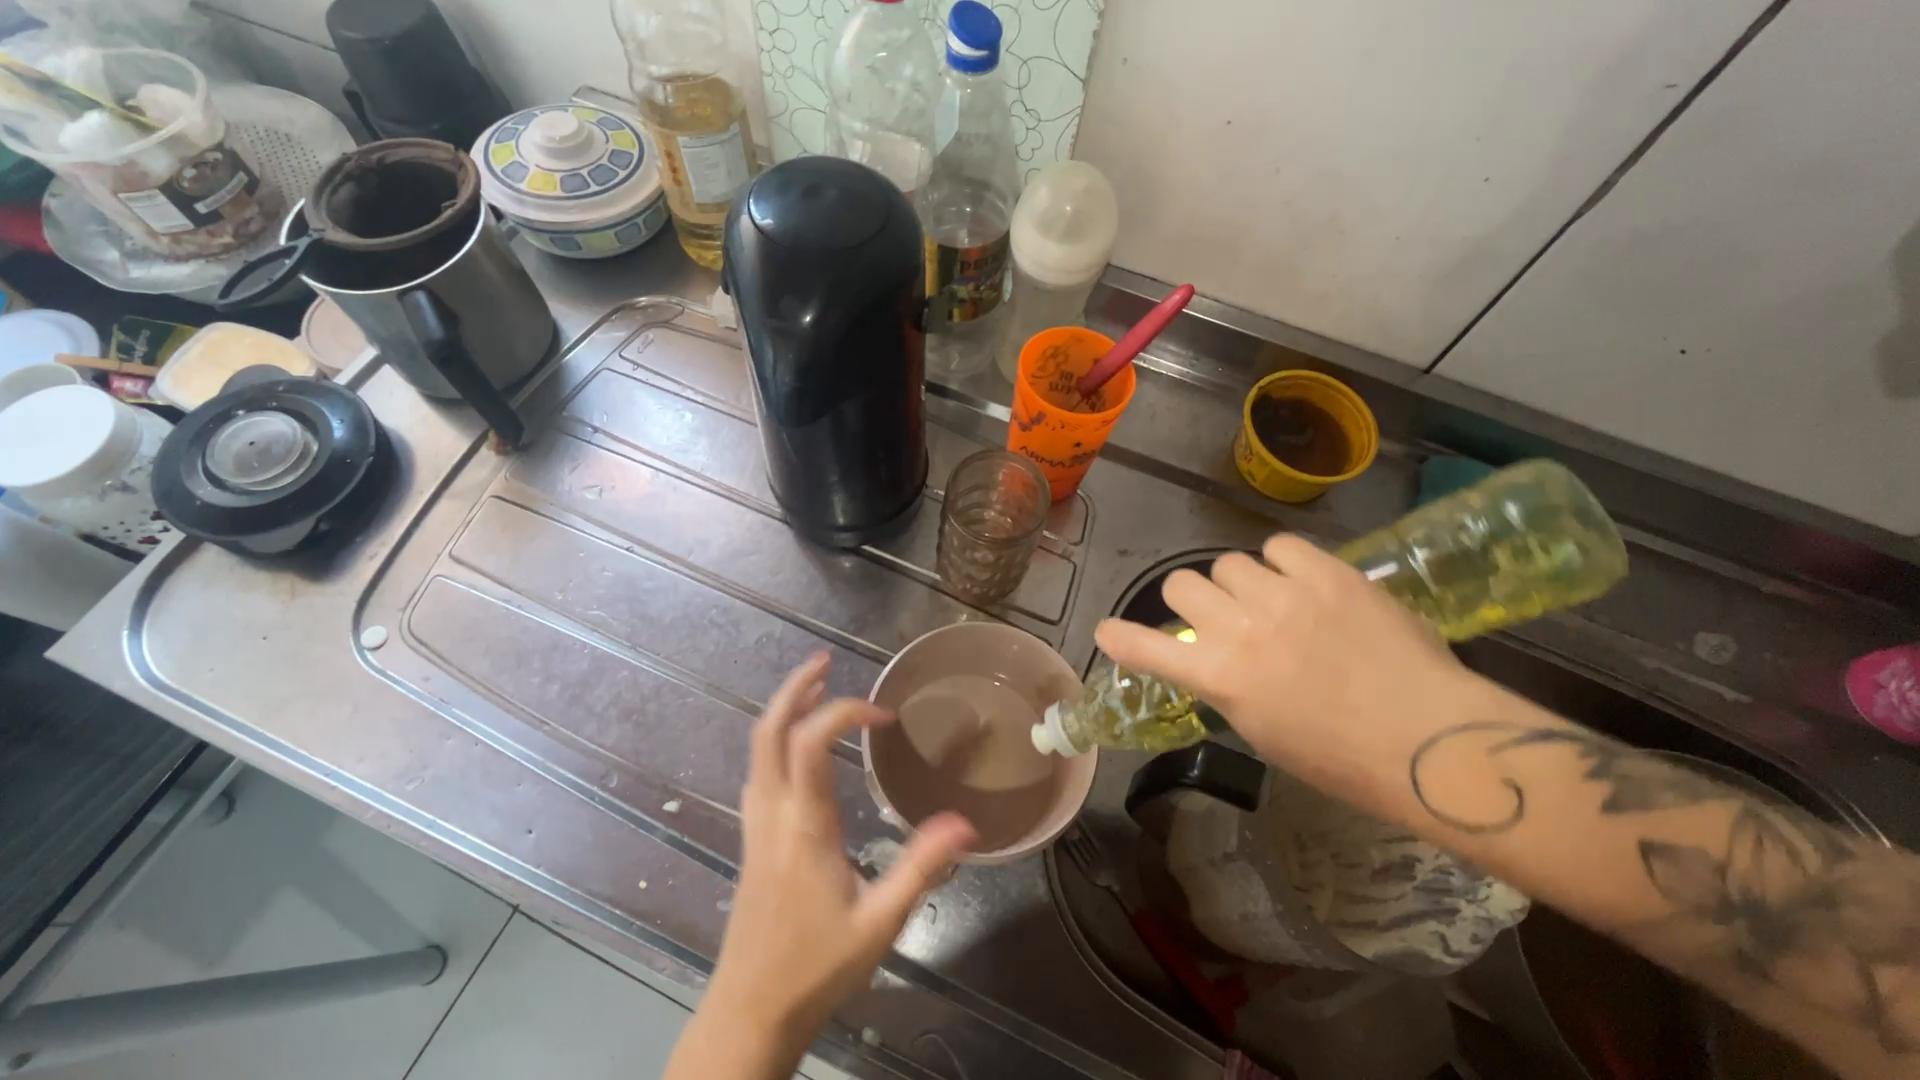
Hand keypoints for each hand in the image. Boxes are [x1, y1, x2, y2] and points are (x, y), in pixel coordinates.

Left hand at [704, 654, 976, 1049]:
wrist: (750, 1010)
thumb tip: (966, 824)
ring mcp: (755, 828)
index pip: (811, 742)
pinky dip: (776, 742)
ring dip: (782, 712)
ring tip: (814, 691)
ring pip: (757, 751)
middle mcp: (772, 815)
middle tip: (824, 661)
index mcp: (804, 826)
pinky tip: (798, 753)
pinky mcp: (751, 844)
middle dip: (794, 690)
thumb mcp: (880, 922)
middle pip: (768, 732)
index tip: (885, 716)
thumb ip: (921, 869)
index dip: (844, 712)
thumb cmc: (817, 966)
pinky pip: (758, 774)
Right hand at [1094, 535, 1480, 794]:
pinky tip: (1304, 583)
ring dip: (1241, 582)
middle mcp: (1239, 628)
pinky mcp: (1327, 573)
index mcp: (1219, 678)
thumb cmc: (1341, 757)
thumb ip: (1231, 685)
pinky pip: (1280, 546)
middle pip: (1183, 585)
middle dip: (1196, 602)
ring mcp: (1283, 595)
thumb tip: (1225, 659)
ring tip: (1274, 600)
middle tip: (1225, 617)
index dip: (1121, 638)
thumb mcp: (1263, 730)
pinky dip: (1284, 563)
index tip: (1109, 632)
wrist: (1424, 737)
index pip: (1147, 648)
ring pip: (1229, 563)